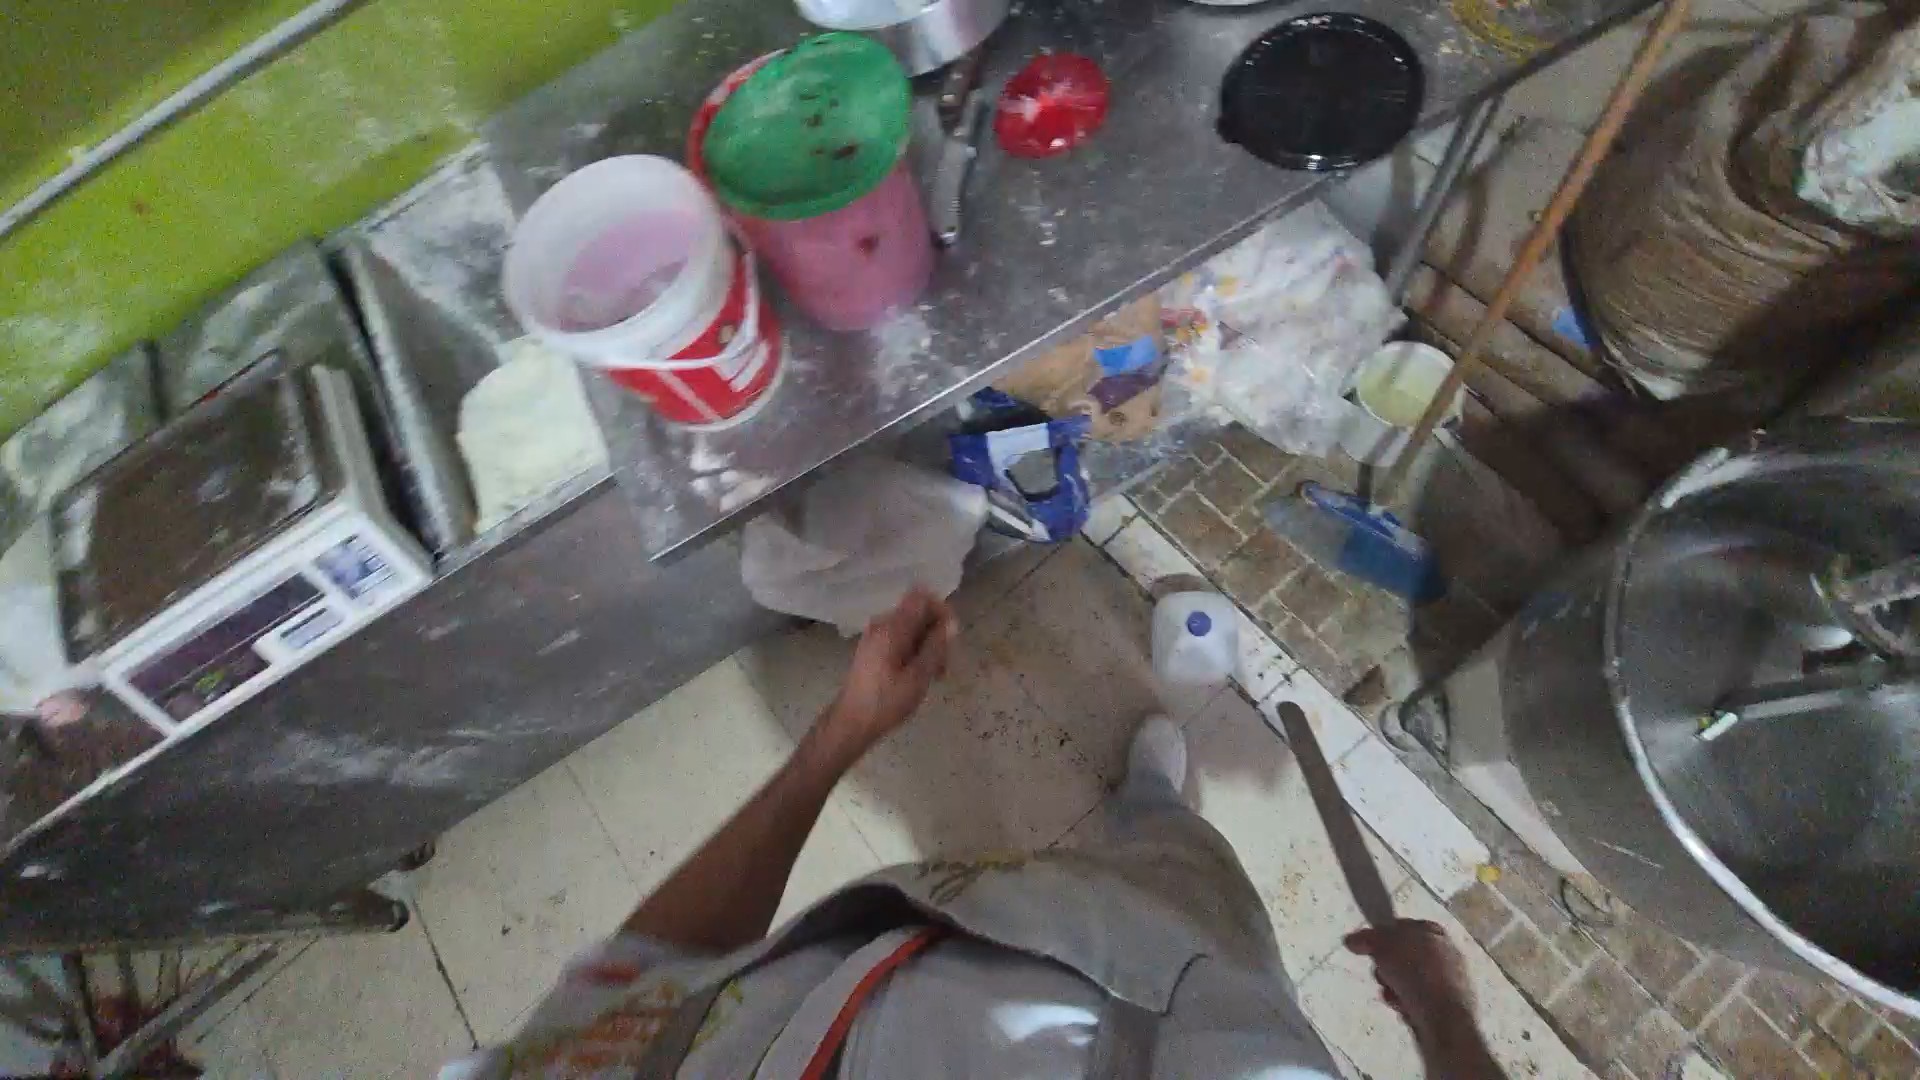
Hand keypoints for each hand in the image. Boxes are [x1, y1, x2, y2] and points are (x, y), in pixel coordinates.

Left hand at [809, 587, 957, 768]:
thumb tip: (951, 624)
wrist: (851, 722)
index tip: (949, 635)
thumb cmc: (886, 701)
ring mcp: (875, 636)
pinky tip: (920, 675)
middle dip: (936, 633)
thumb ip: (935, 647)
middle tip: (944, 665)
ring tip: (935, 675)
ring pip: (911, 628)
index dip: (940, 609)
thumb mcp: (918, 677)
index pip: (920, 597)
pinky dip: (914, 651)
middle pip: (918, 613)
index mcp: (892, 628)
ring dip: (927, 646)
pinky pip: (900, 638)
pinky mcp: (873, 649)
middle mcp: (882, 625)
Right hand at [1345, 920, 1475, 1042]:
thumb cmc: (1416, 973)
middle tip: (1379, 969)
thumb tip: (1351, 940)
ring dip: (1393, 983)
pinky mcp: (1448, 1008)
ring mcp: (1450, 983)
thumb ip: (1366, 938)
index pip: (1404, 925)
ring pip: (1408, 977)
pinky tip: (1400, 1005)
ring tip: (1389, 991)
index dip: (1383, 932)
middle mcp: (1446, 954)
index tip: (1369, 943)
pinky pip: (1417, 998)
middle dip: (1386, 962)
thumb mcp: (1382, 945)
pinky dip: (1405, 1001)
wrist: (1445, 1019)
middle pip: (1404, 953)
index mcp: (1436, 933)